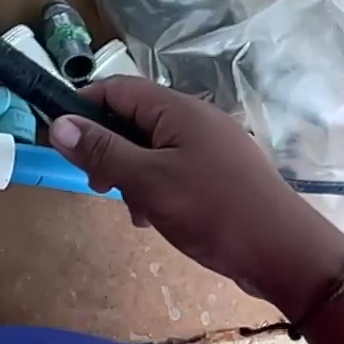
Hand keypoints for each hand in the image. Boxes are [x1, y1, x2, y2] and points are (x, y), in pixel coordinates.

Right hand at [50, 78, 343, 318]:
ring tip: (135, 210)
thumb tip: (58, 122)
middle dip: (108, 149)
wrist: (285, 254)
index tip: (60, 137)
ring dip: (132, 175)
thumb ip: (102, 151)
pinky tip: (157, 218)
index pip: (117, 89)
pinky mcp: (219, 172)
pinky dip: (156, 187)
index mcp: (177, 109)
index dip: (83, 106)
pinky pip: (173, 168)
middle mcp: (194, 119)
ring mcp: (210, 146)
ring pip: (151, 148)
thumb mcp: (147, 181)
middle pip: (133, 119)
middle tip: (99, 185)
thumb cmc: (213, 210)